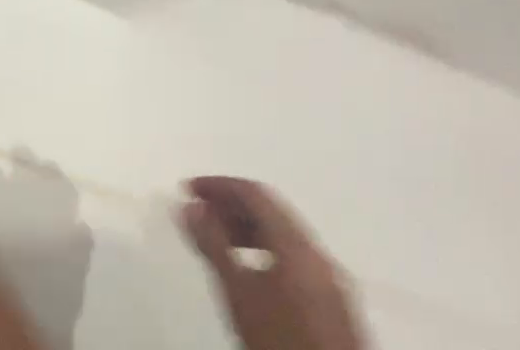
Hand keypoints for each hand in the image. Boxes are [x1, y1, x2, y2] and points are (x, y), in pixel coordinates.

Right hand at [179, 177, 365, 349]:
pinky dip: (263, 249)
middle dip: (230, 207)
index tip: (187, 190)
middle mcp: (319, 255)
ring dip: (245, 229)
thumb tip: (190, 207)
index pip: (257, 195)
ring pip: (282, 236)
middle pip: (271, 213)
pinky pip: (293, 257)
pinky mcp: (332, 300)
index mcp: (299, 247)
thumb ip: (212, 244)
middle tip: (196, 213)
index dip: (219, 185)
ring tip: (213, 239)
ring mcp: (330, 278)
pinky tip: (244, 267)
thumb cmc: (277, 337)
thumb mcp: (237, 290)